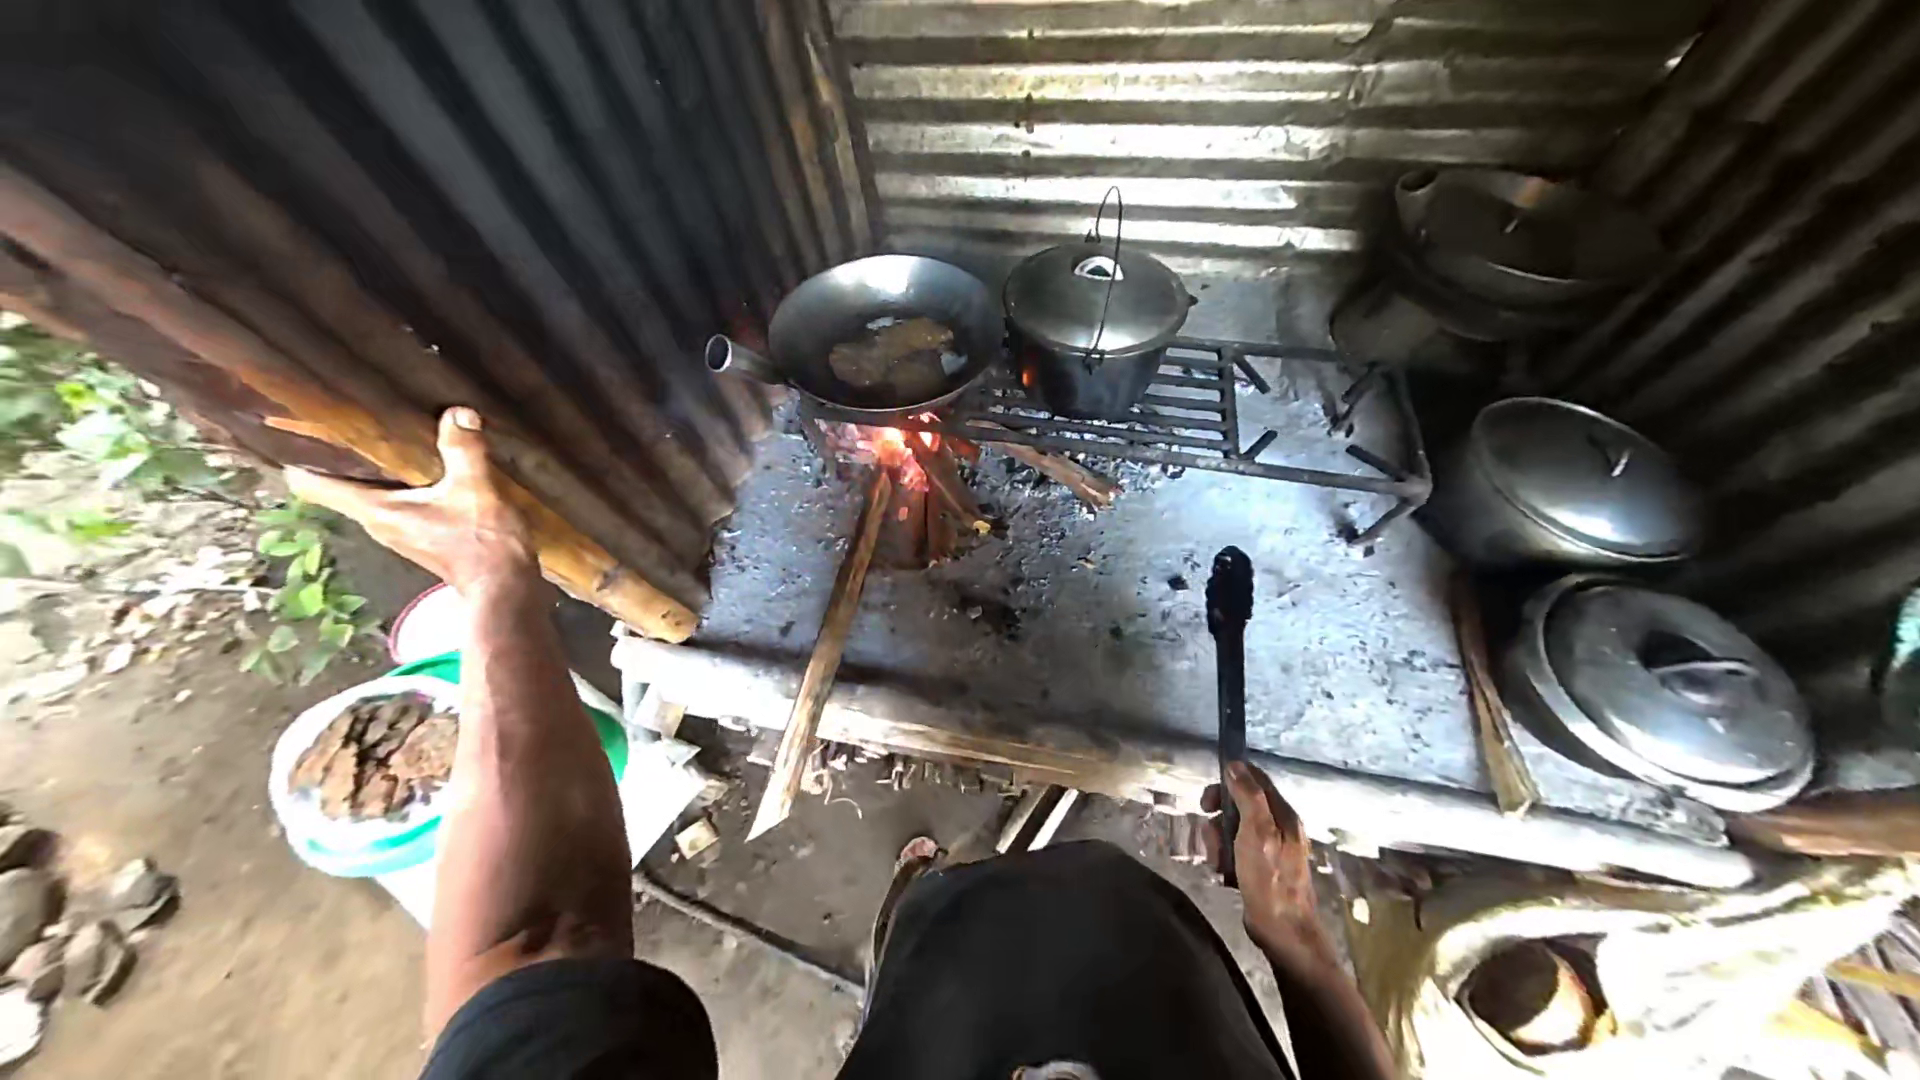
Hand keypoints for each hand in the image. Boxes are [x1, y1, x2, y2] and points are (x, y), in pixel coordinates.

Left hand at [285, 407, 535, 595]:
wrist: (504, 585)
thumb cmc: (483, 542)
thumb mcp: (477, 490)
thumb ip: (465, 452)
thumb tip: (459, 412)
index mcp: (374, 509)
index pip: (309, 483)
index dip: (299, 455)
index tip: (301, 429)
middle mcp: (375, 522)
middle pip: (339, 486)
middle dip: (345, 458)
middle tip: (352, 424)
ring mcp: (397, 533)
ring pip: (370, 495)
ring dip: (378, 474)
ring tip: (391, 444)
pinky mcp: (420, 538)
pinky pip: (396, 505)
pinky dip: (403, 488)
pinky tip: (426, 475)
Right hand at [1205, 761, 1334, 967]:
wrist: (1282, 932)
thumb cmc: (1270, 879)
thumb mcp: (1257, 832)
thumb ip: (1248, 796)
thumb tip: (1235, 765)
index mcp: (1283, 815)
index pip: (1255, 778)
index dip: (1229, 780)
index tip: (1210, 799)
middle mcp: (1278, 826)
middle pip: (1240, 802)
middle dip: (1218, 815)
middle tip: (1208, 830)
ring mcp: (1269, 847)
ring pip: (1233, 827)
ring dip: (1217, 839)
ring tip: (1217, 860)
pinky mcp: (1259, 866)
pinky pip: (1234, 848)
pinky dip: (1224, 855)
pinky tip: (1222, 870)